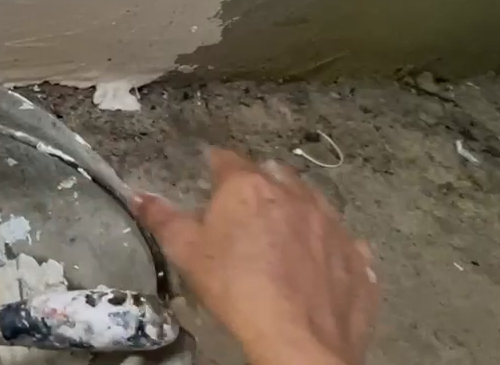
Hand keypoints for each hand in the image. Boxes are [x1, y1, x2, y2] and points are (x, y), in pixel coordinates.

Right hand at [133, 148, 377, 364]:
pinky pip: (345, 240)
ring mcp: (334, 229)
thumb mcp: (183, 248)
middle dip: (260, 179)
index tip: (205, 174)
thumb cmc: (233, 284)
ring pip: (314, 201)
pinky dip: (329, 241)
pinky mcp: (361, 263)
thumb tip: (138, 196)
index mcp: (248, 186)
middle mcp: (295, 197)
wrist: (298, 341)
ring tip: (280, 224)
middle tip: (242, 200)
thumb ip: (159, 216)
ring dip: (297, 204)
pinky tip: (317, 257)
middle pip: (276, 173)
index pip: (226, 158)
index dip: (213, 163)